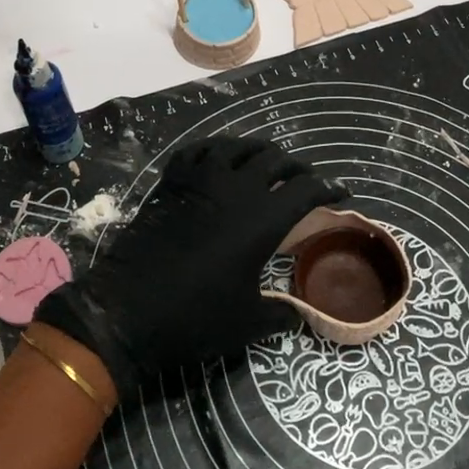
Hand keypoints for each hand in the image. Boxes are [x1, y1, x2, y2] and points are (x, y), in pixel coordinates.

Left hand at [34, 136, 345, 397]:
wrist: (127, 309)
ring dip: (258, 151)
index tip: (340, 192)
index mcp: (262, 219)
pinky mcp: (172, 181)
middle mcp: (236, 188)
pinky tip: (220, 158)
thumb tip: (300, 315)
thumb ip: (280, 313)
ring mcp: (200, 179)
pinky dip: (217, 149)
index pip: (306, 189)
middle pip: (275, 159)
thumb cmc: (194, 318)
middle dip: (296, 166)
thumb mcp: (247, 322)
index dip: (328, 187)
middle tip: (304, 178)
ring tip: (267, 161)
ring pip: (238, 146)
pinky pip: (200, 150)